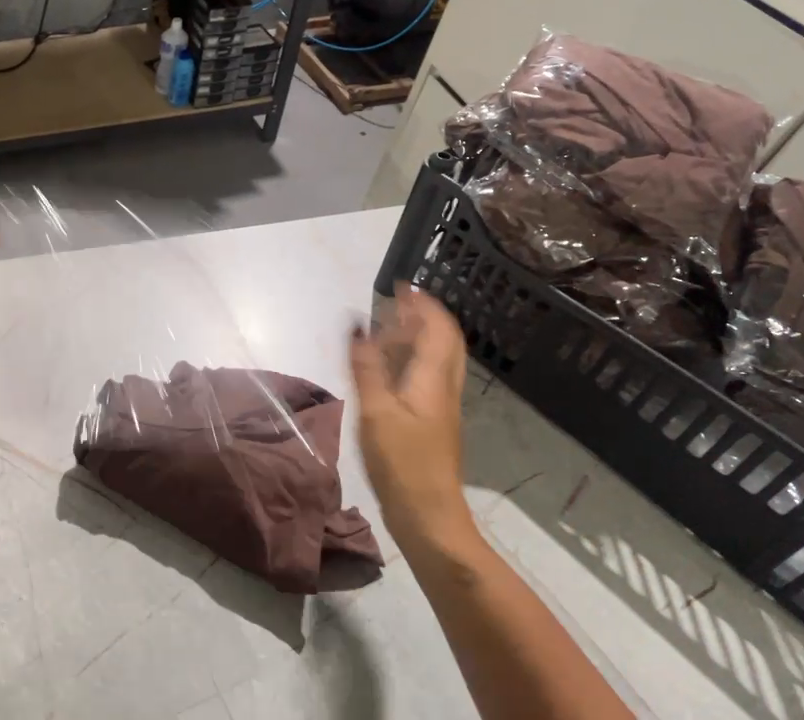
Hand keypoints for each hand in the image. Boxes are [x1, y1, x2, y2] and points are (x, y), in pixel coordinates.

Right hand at [351, 284, 475, 548]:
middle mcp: (444, 389)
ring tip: (391, 329)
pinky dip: (414, 360)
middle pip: (446, 342)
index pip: (438, 330)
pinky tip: (391, 370)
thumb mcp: (376, 412)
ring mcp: (442, 409)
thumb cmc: (402, 463)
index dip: (423, 305)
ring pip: (440, 361)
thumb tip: (357, 326)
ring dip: (420, 338)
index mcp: (433, 381)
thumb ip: (366, 368)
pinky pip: (430, 378)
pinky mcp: (434, 424)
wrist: (429, 517)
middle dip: (425, 317)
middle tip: (396, 304)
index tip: (402, 286)